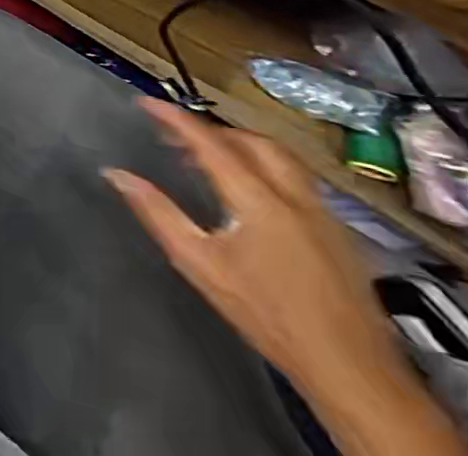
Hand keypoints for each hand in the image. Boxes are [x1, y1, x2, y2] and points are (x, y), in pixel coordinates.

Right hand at [105, 102, 467, 455]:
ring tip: (208, 155)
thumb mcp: (200, 265)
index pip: (210, 142)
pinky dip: (264, 163)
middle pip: (249, 139)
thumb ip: (158, 214)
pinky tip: (251, 187)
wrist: (349, 366)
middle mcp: (294, 191)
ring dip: (240, 142)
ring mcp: (322, 207)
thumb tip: (117, 175)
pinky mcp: (337, 226)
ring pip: (279, 153)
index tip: (146, 101)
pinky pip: (295, 174)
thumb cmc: (267, 315)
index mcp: (258, 198)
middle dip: (210, 129)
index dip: (175, 118)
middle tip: (175, 135)